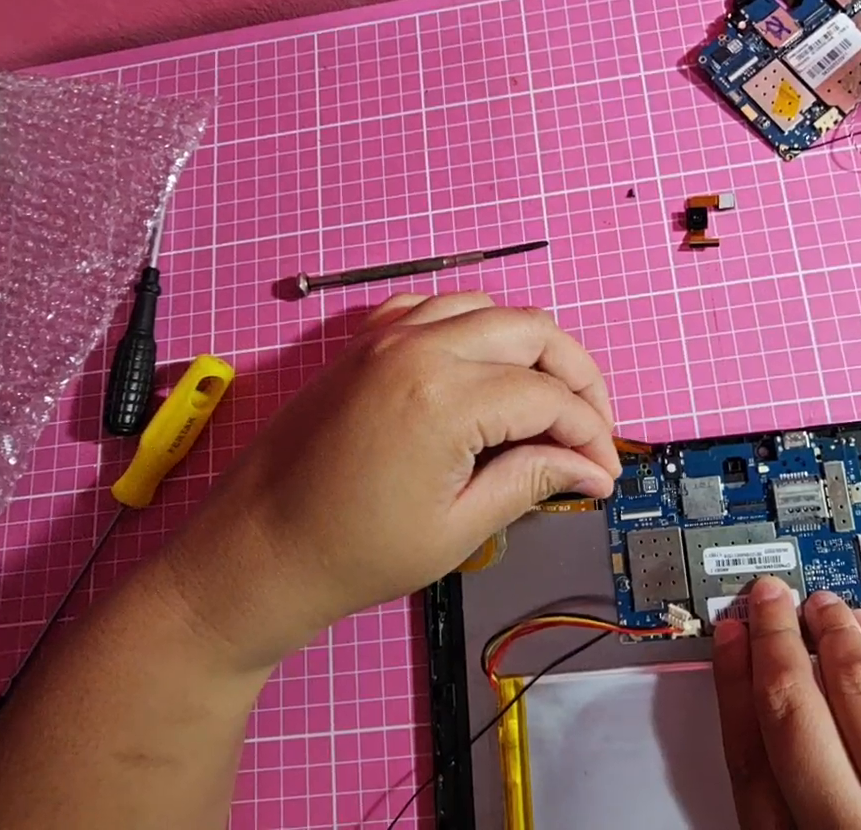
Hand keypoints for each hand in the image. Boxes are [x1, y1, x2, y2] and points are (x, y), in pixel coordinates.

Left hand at [156, 292, 620, 671]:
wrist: (256, 550)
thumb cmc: (353, 553)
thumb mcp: (457, 528)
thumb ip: (532, 480)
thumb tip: (592, 468)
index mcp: (444, 397)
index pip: (549, 397)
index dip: (590, 434)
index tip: (605, 470)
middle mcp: (419, 346)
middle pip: (534, 332)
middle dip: (577, 378)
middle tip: (592, 429)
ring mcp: (387, 334)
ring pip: (491, 308)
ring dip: (531, 347)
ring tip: (546, 400)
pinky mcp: (365, 339)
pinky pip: (438, 307)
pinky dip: (476, 328)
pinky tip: (483, 370)